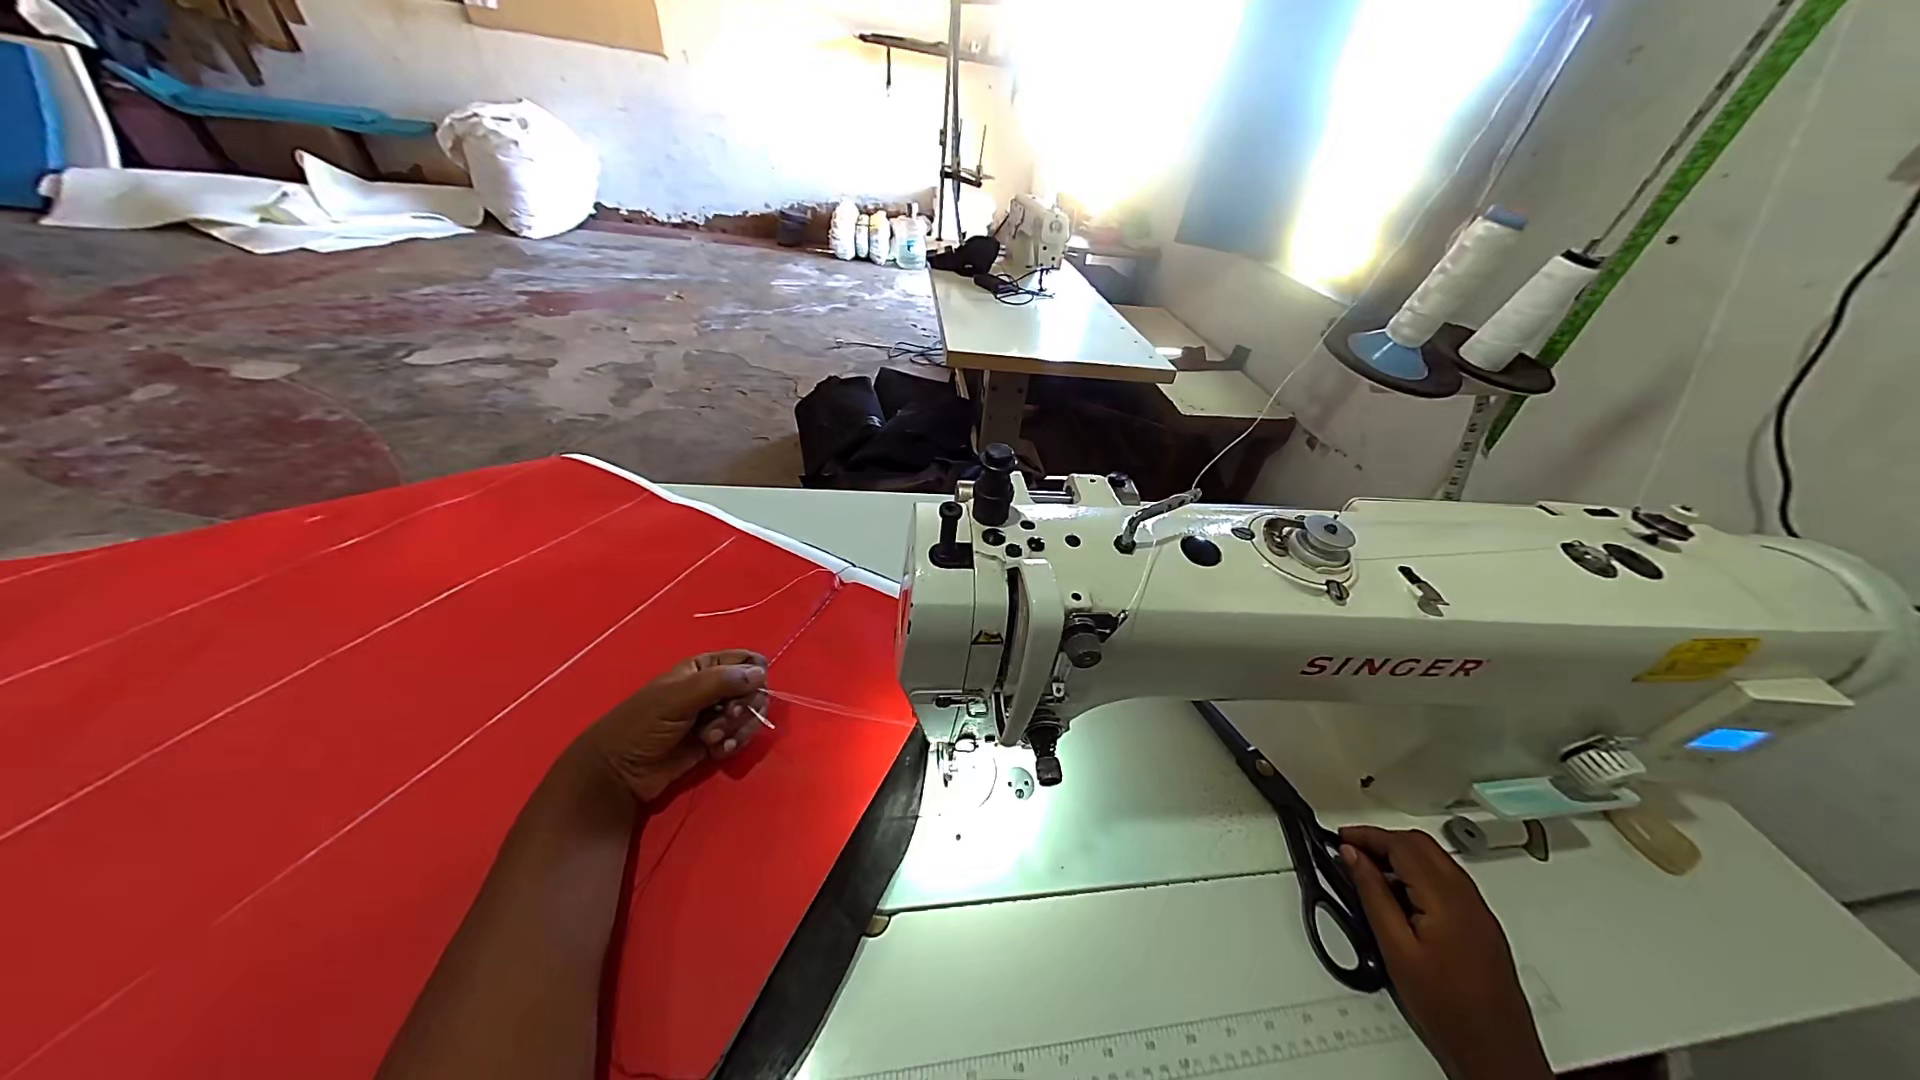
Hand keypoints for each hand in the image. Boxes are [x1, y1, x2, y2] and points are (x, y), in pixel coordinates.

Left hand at [579, 650, 769, 801]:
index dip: (753, 676)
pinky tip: (716, 753)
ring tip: (713, 742)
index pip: (747, 662)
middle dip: (743, 708)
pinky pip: (741, 737)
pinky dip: (733, 745)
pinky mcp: (716, 741)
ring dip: (738, 729)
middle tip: (724, 719)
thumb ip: (720, 682)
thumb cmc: (642, 726)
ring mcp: (715, 715)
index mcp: (703, 668)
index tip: (743, 692)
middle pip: (754, 690)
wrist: (619, 773)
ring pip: (750, 715)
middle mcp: (713, 688)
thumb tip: (761, 674)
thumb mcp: (678, 698)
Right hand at [1340, 826, 1551, 1079]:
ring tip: (1368, 871)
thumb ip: (1372, 894)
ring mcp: (1479, 912)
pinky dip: (1417, 873)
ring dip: (1400, 855)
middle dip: (1382, 840)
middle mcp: (1469, 899)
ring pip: (1435, 859)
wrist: (1496, 1054)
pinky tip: (1397, 894)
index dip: (1367, 835)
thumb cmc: (1449, 1010)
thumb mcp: (1395, 948)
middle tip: (1351, 850)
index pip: (1402, 845)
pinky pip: (1447, 880)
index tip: (1341, 838)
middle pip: (1421, 844)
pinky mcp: (1482, 925)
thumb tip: (1354, 857)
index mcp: (1447, 900)